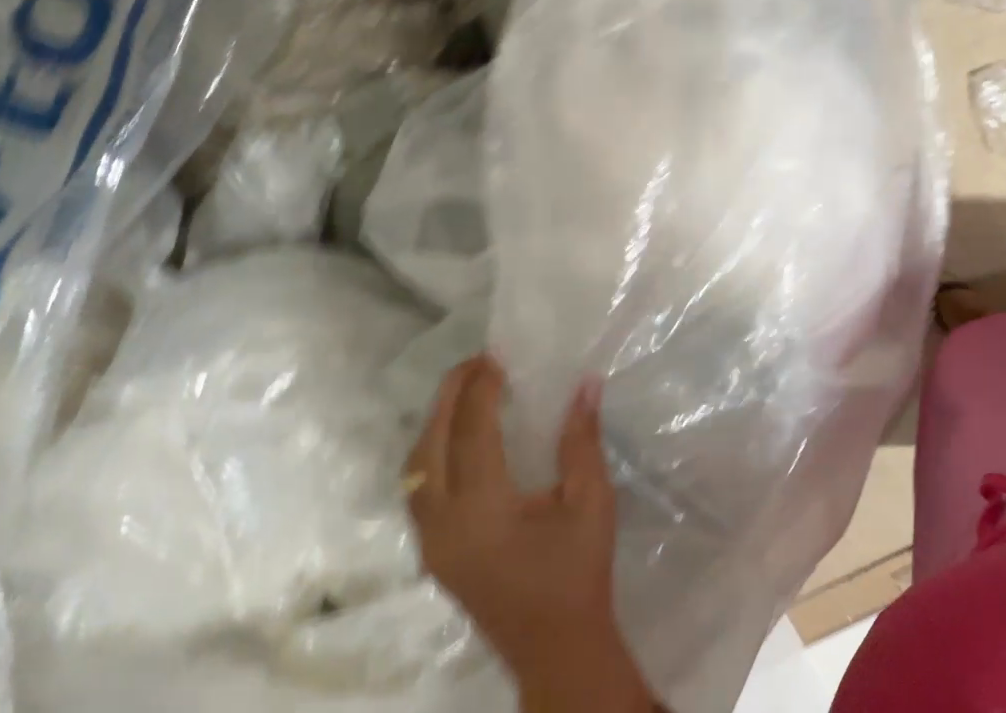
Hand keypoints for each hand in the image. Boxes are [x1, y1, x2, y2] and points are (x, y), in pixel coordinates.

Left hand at [406, 357, 656, 712]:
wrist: (557, 647)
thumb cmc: (579, 572)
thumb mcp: (591, 502)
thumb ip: (582, 440)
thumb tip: (585, 384)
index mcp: (481, 508)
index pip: (470, 430)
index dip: (480, 388)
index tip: (497, 356)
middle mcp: (442, 522)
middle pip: (429, 444)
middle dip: (448, 397)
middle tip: (477, 364)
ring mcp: (431, 543)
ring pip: (414, 470)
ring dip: (434, 425)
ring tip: (466, 395)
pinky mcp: (433, 555)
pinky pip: (418, 492)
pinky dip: (431, 455)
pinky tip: (459, 442)